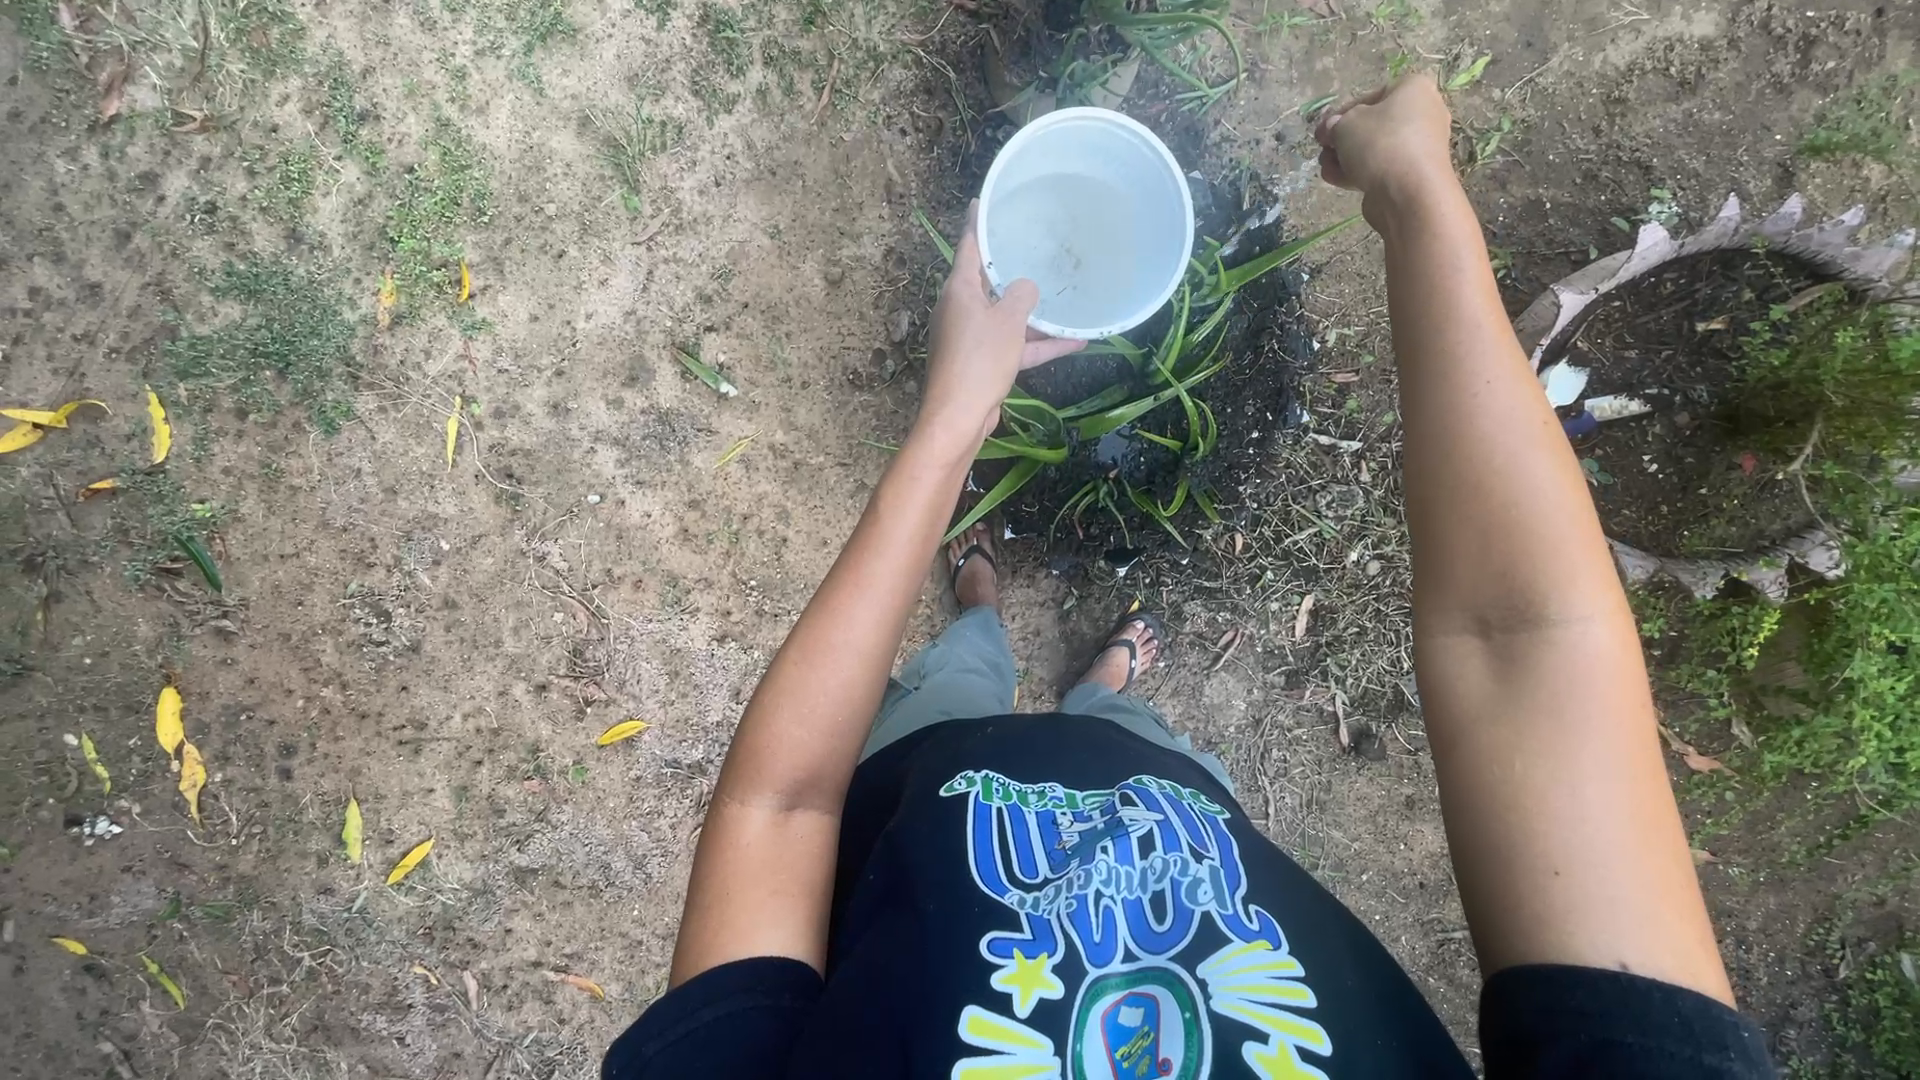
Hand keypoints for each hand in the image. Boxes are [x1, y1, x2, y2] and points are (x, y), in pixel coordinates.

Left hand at [918, 201, 1084, 446]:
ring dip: (1035, 315)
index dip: (977, 221)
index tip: (982, 200)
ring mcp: (970, 338)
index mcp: (959, 290)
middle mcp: (960, 310)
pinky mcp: (982, 364)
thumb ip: (1021, 296)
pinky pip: (1013, 346)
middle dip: (1013, 269)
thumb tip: (1026, 289)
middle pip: (989, 282)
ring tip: (1068, 300)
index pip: (969, 246)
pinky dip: (1038, 345)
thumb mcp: (1008, 321)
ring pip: (1006, 318)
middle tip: (1035, 245)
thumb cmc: (979, 360)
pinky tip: (1076, 342)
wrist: (958, 417)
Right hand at [1314, 74, 1457, 227]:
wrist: (1409, 192)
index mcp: (1413, 88)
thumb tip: (1331, 129)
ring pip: (1373, 149)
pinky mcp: (1411, 173)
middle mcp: (1422, 112)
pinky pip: (1380, 167)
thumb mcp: (1345, 125)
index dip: (1340, 114)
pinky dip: (1357, 172)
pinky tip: (1334, 179)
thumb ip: (1334, 124)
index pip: (1370, 97)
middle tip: (1323, 151)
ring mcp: (1418, 145)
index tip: (1321, 131)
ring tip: (1324, 168)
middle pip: (1372, 125)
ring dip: (1345, 158)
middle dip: (1342, 140)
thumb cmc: (1380, 144)